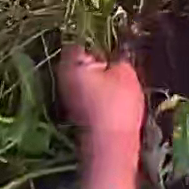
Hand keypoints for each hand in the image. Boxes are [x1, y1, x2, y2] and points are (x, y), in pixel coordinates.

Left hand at [57, 45, 143, 159]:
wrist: (112, 147)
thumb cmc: (117, 103)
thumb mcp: (125, 71)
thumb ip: (118, 58)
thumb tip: (114, 57)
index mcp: (71, 65)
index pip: (79, 43)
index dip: (96, 41)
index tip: (111, 46)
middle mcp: (64, 80)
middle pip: (81, 62)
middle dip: (98, 61)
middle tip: (117, 63)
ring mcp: (68, 99)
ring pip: (86, 80)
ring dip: (101, 79)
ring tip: (120, 81)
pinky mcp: (78, 115)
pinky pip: (90, 95)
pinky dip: (101, 94)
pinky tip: (116, 99)